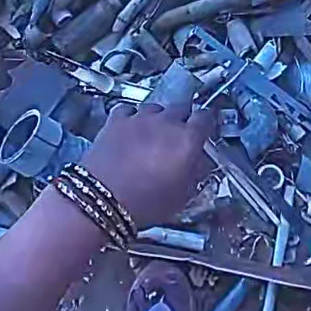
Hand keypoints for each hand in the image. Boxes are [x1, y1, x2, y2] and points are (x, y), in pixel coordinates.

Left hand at [80, 101, 216, 226]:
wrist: (104, 199)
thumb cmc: (146, 203)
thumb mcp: (183, 195)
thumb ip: (196, 171)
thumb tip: (201, 161)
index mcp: (188, 139)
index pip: (206, 117)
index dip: (207, 121)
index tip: (205, 127)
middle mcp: (166, 122)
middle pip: (181, 107)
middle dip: (183, 118)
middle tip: (179, 135)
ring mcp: (140, 117)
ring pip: (155, 108)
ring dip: (158, 118)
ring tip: (153, 135)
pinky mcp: (117, 119)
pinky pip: (129, 110)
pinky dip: (132, 117)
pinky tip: (130, 129)